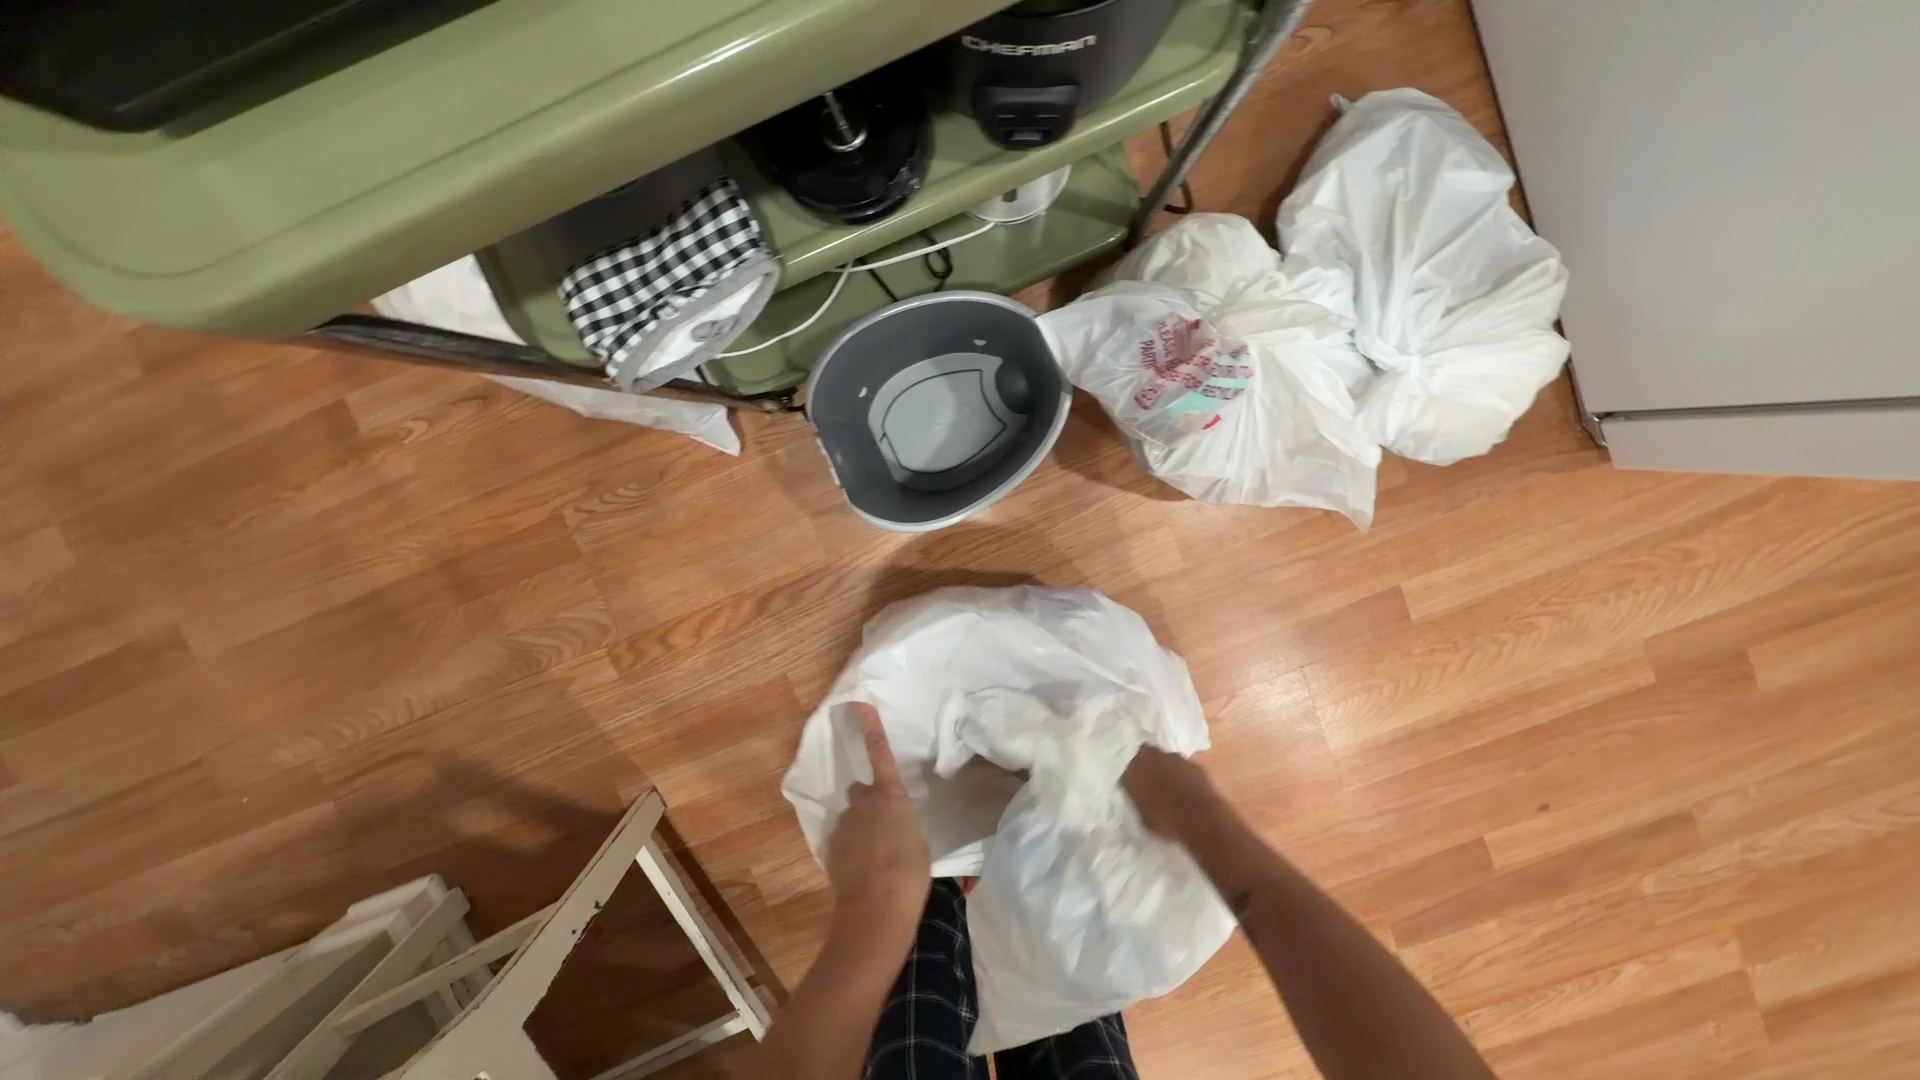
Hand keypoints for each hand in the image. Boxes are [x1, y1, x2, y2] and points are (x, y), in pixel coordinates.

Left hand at [824, 703, 929, 940]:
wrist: (876, 909)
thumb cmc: (910, 874)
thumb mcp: (917, 841)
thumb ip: (902, 823)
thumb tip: (893, 827)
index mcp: (891, 796)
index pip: (880, 753)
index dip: (870, 727)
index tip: (860, 702)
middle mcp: (862, 803)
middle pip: (862, 791)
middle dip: (868, 802)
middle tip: (884, 827)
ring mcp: (843, 825)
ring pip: (852, 818)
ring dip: (861, 828)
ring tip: (876, 858)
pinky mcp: (830, 847)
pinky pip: (843, 841)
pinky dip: (851, 850)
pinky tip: (862, 872)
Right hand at [1122, 745, 1219, 841]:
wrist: (1201, 819)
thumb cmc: (1165, 821)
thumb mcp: (1142, 815)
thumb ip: (1138, 800)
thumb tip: (1139, 797)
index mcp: (1132, 768)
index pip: (1125, 767)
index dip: (1130, 776)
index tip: (1132, 786)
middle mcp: (1151, 756)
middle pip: (1144, 755)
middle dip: (1146, 766)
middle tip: (1149, 782)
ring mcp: (1175, 757)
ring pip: (1165, 759)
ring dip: (1165, 769)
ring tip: (1169, 787)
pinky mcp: (1194, 763)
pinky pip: (1183, 767)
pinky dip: (1183, 775)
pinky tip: (1186, 789)